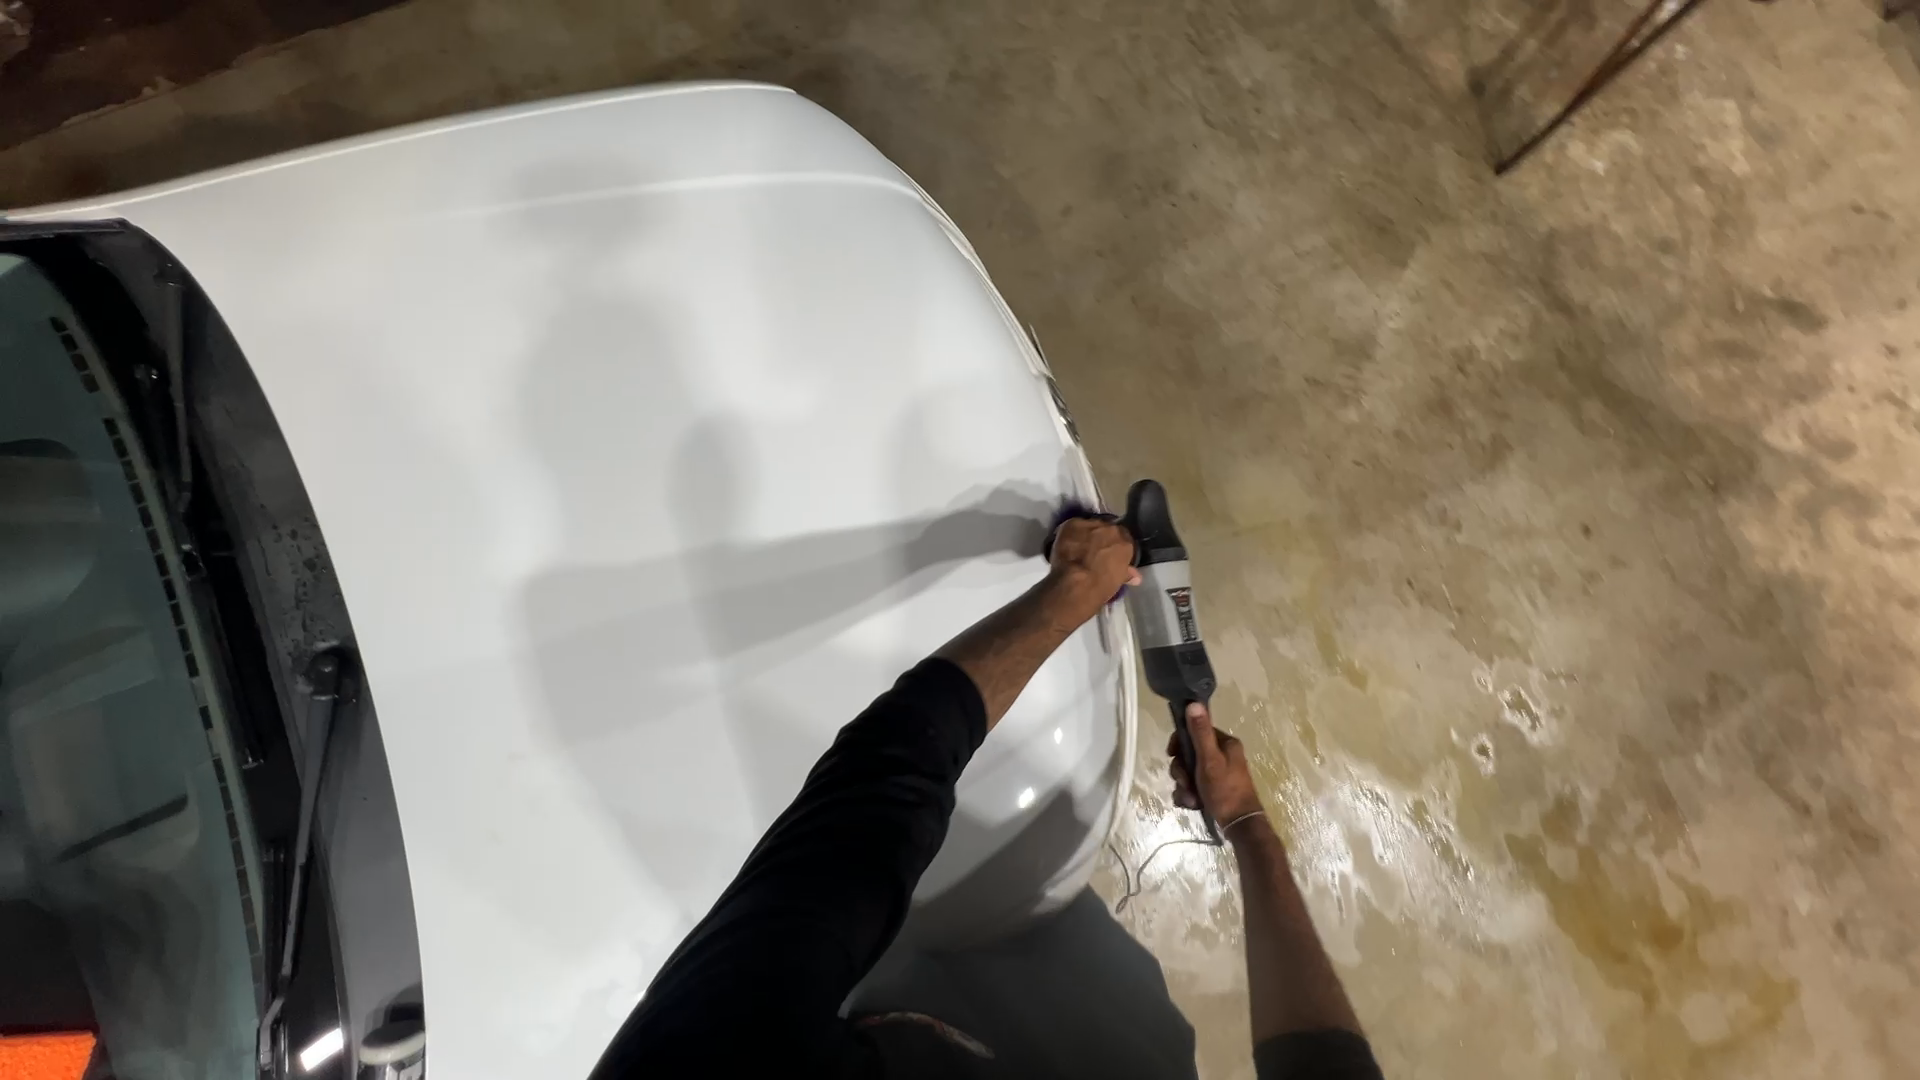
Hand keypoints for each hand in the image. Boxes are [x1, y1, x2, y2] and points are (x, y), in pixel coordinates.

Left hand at [1044, 516, 1140, 614]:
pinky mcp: (1071, 524)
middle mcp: (1110, 529)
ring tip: (1079, 549)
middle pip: (1107, 530)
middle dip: (1102, 539)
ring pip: (1090, 527)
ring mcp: (1090, 524)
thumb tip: (1135, 576)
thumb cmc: (1101, 586)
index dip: (1116, 547)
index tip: (1110, 555)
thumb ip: (1127, 572)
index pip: (1124, 539)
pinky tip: (1067, 545)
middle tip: (1094, 552)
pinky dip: (1071, 535)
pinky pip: (1073, 527)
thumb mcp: (1118, 580)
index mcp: (1126, 541)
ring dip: (1086, 536)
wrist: (1076, 583)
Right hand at [1168, 702, 1264, 830]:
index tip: (1172, 754)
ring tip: (1190, 798)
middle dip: (1181, 770)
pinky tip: (1191, 804)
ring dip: (1183, 785)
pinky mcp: (1213, 789)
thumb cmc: (1225, 790)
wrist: (1240, 825)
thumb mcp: (1210, 760)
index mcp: (1225, 744)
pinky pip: (1192, 786)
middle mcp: (1222, 755)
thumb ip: (1200, 733)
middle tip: (1184, 782)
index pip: (1195, 731)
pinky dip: (1188, 794)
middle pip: (1188, 754)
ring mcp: (1217, 773)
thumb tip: (1193, 703)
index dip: (1180, 743)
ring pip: (1188, 772)